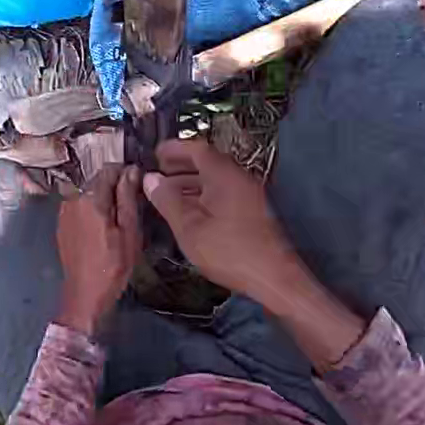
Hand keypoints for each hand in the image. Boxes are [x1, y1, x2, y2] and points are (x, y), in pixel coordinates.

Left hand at [55, 164, 141, 334]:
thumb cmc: (113, 265)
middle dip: (115, 187)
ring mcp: (64, 211)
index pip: (109, 169)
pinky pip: (80, 206)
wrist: (85, 294)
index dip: (126, 174)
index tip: (138, 189)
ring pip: (88, 193)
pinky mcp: (62, 223)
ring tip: (118, 221)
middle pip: (97, 180)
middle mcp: (72, 198)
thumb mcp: (129, 231)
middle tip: (131, 209)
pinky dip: (92, 210)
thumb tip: (131, 169)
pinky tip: (102, 229)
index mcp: (90, 197)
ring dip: (103, 199)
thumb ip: (128, 197)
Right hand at [140, 138, 305, 300]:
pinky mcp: (253, 210)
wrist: (273, 276)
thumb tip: (151, 180)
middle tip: (158, 172)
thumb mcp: (188, 227)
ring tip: (168, 194)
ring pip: (216, 179)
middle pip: (207, 161)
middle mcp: (239, 178)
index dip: (174, 149)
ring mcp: (249, 194)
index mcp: (223, 174)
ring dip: (191, 182)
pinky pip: (224, 192)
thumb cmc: (230, 251)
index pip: (196, 148)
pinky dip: (205, 195)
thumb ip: (167, 200)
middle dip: (180, 165)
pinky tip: (191, 212)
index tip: (156, 153)